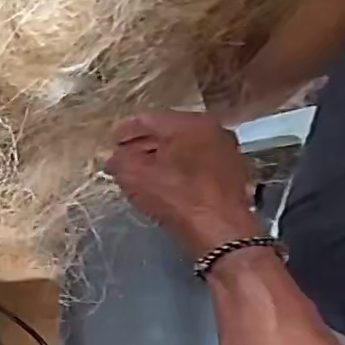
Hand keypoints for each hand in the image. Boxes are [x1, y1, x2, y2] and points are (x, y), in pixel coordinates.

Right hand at [105, 109, 262, 255]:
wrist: (219, 226)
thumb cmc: (174, 195)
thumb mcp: (133, 176)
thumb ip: (118, 160)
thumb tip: (115, 158)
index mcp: (189, 124)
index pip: (148, 119)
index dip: (124, 130)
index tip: (111, 143)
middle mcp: (213, 130)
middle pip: (169, 130)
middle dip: (142, 143)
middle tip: (123, 156)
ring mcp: (227, 149)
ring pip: (185, 146)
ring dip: (161, 155)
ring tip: (142, 170)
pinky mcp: (233, 170)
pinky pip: (198, 161)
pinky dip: (179, 166)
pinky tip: (167, 182)